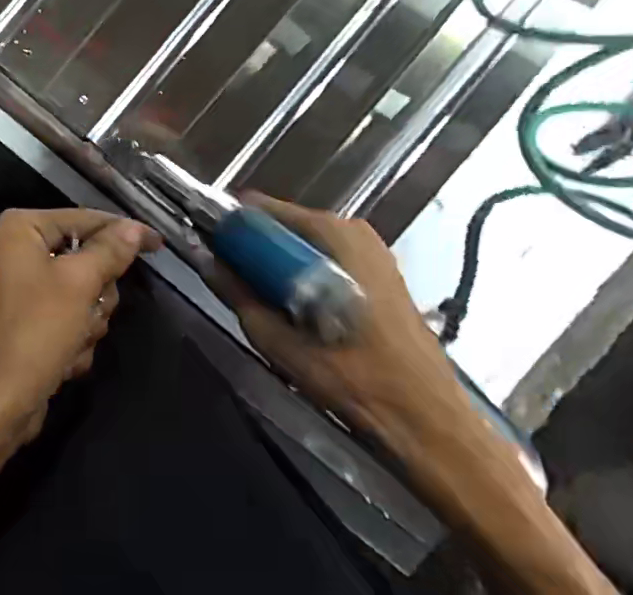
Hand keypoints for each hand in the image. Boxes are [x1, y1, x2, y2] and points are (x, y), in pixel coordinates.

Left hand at [0, 209, 160, 478]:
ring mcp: (29, 288)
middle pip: (89, 258)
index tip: (158, 244)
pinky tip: (64, 359)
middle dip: (98, 292)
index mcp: (23, 228)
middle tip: (89, 310)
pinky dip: (77, 339)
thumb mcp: (79, 284)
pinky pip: (74, 319)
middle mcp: (23, 250)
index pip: (85, 218)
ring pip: (88, 293)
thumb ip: (109, 251)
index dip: (123, 231)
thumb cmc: (36, 332)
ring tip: (73, 339)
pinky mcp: (36, 321)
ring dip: (90, 321)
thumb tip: (134, 228)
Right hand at [205, 194, 465, 442]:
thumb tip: (205, 262)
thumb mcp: (278, 340)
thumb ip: (237, 295)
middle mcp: (352, 230)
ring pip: (302, 244)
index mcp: (330, 233)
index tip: (210, 250)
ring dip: (277, 264)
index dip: (229, 228)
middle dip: (253, 248)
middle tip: (235, 282)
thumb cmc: (352, 377)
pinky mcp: (381, 273)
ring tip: (264, 301)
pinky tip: (297, 310)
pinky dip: (303, 274)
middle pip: (282, 225)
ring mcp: (371, 251)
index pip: (259, 209)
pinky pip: (324, 259)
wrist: (427, 422)